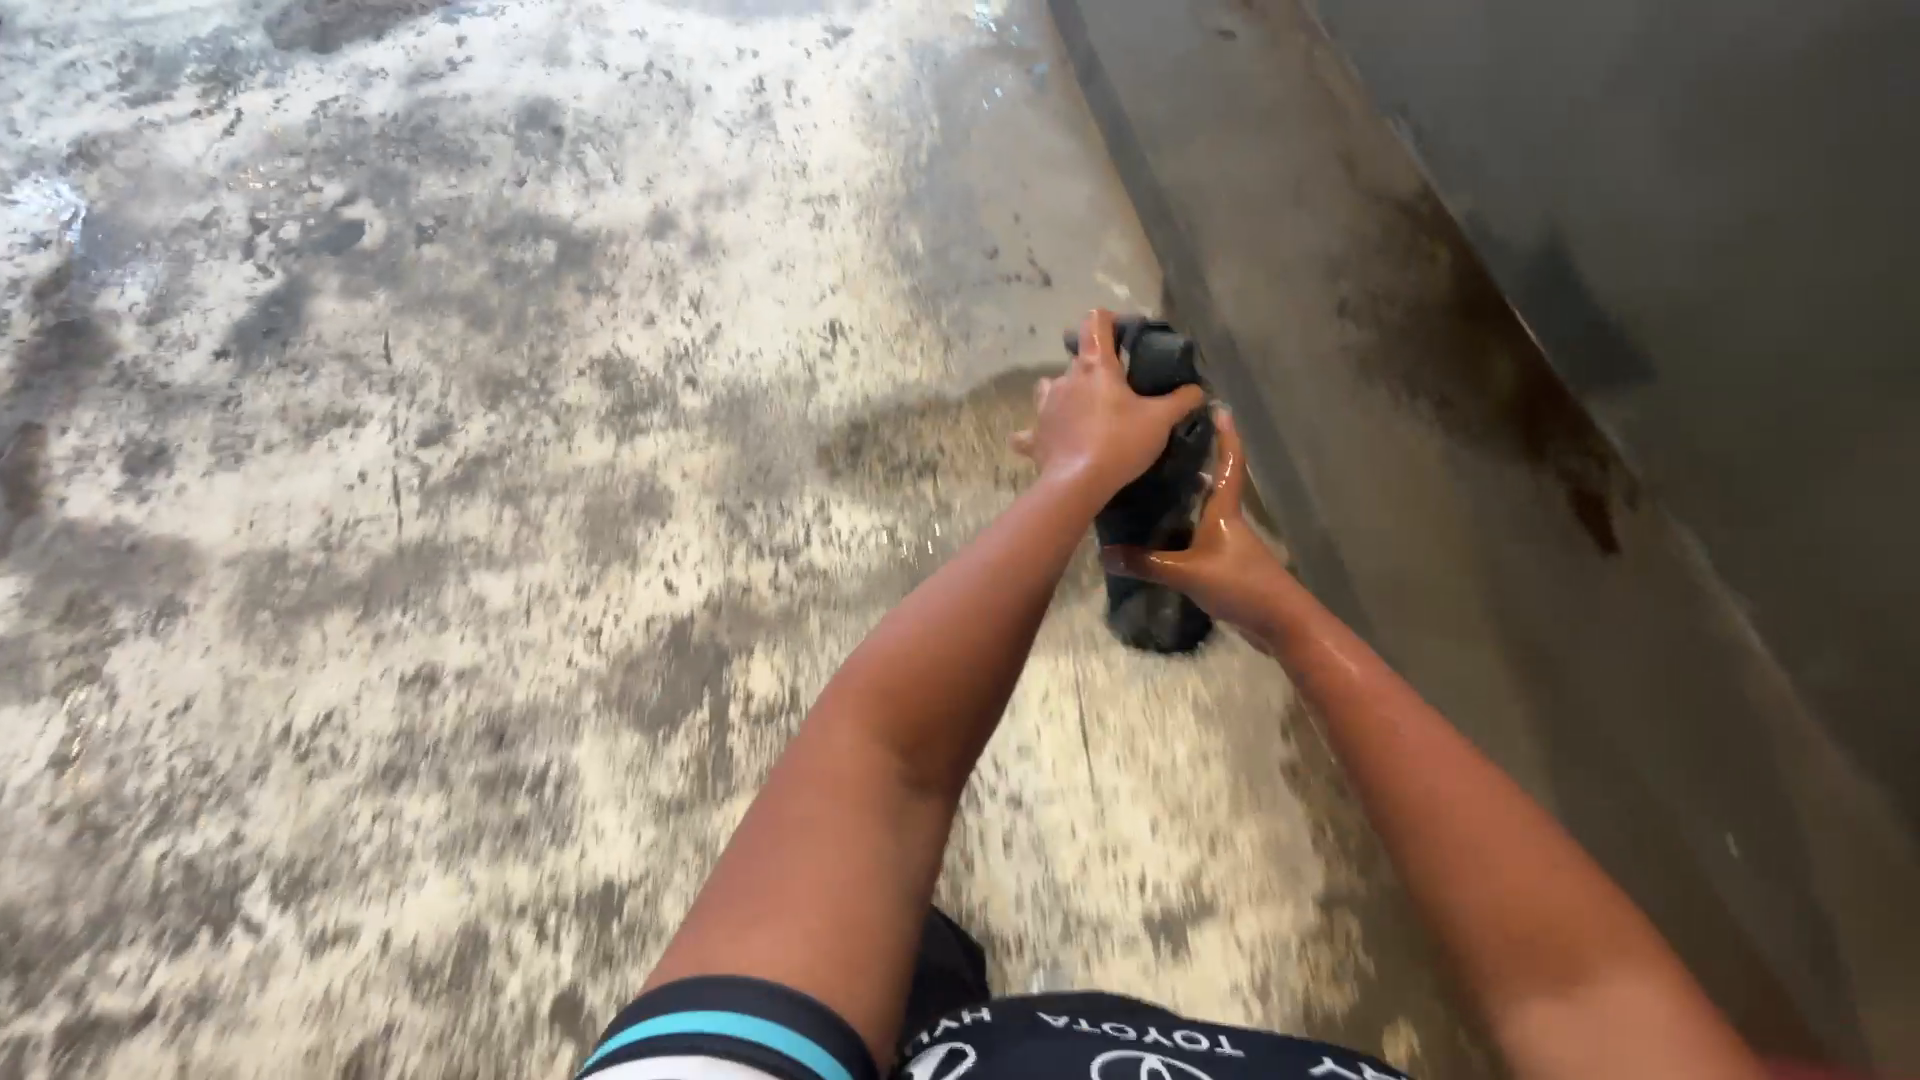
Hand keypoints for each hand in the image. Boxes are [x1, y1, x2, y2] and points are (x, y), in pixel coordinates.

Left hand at [1010, 309, 1207, 501]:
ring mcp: (1044, 406)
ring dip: (1067, 394)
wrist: (1078, 483)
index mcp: (1095, 366)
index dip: (1109, 321)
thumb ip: (1182, 400)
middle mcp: (1065, 378)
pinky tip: (1046, 439)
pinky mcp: (1035, 434)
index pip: (1096, 322)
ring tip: (1085, 412)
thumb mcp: (1160, 421)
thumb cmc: (1120, 443)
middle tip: (1119, 391)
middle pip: (1079, 360)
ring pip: (1052, 388)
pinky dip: (1039, 431)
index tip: (1124, 335)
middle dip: (1096, 370)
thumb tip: (1198, 390)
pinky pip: (1030, 430)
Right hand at [1099, 409, 1289, 638]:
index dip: (1226, 435)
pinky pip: (1197, 536)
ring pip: (1203, 510)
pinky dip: (1180, 528)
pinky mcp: (1224, 564)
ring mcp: (1227, 543)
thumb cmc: (1240, 584)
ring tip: (1149, 484)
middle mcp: (1227, 520)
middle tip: (1161, 446)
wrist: (1279, 623)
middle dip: (1194, 462)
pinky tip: (1157, 534)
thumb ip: (1147, 563)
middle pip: (1213, 482)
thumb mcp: (1188, 573)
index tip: (1217, 407)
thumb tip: (1104, 553)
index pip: (1230, 463)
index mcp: (1225, 510)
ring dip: (1184, 496)